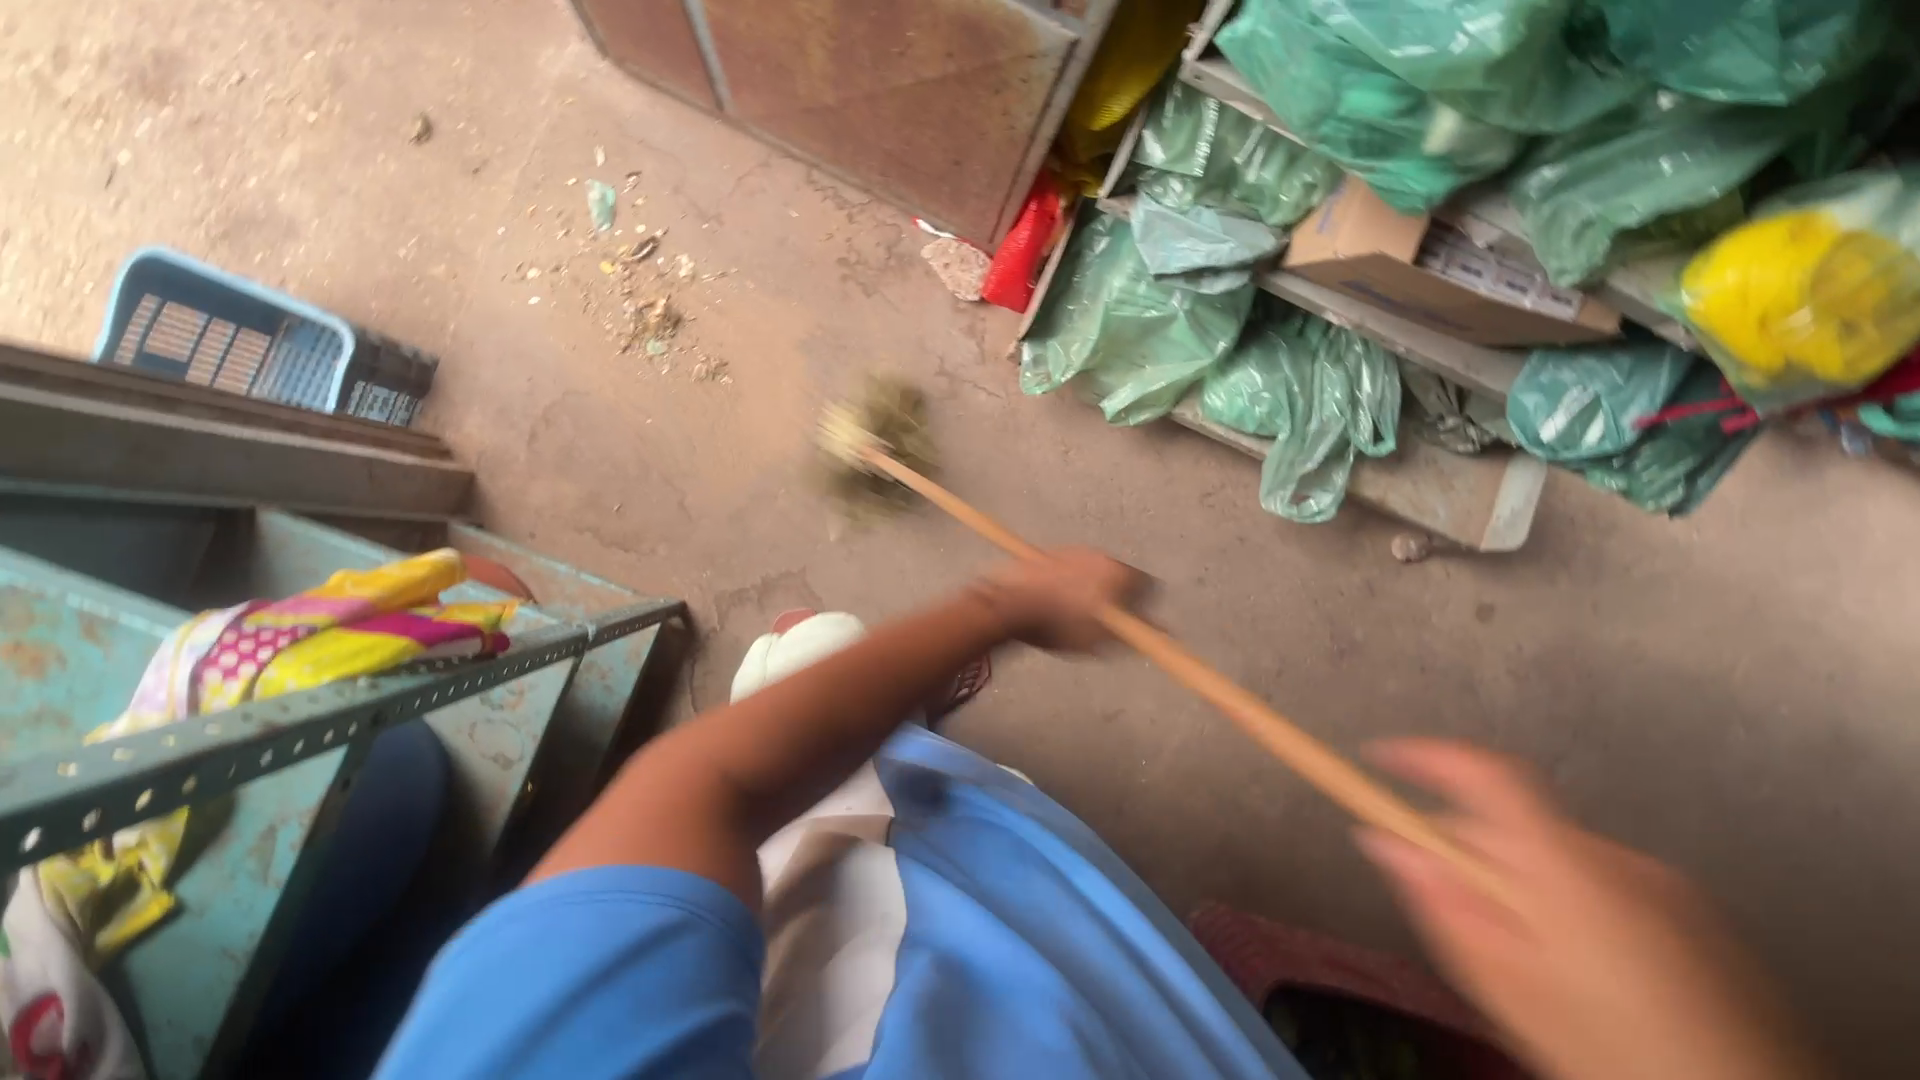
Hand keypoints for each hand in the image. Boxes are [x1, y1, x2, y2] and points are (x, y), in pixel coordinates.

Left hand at [971, 546, 1145, 651]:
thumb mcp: (1102, 638)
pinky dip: (1070, 584)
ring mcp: (1074, 552)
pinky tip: (1056, 604)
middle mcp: (1100, 555)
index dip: (1142, 607)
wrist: (1013, 605)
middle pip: (1120, 577)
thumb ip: (1137, 633)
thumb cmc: (1061, 624)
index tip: (1132, 623)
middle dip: (1116, 597)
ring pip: (1094, 573)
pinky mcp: (1052, 554)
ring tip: (1074, 616)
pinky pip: (1071, 570)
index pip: (1148, 586)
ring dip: (1091, 590)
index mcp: (1119, 571)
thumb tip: (1163, 631)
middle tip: (1102, 622)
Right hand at [1357, 738, 1826, 1079]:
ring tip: (1519, 957)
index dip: (1427, 756)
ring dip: (1515, 881)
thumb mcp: (1502, 983)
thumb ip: (1440, 902)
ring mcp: (1662, 883)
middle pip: (1512, 825)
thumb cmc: (1610, 1051)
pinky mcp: (1693, 911)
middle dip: (1464, 850)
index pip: (1487, 775)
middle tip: (1445, 906)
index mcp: (1563, 869)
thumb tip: (1384, 838)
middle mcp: (1614, 858)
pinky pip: (1598, 880)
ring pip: (1552, 855)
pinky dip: (1564, 901)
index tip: (1380, 758)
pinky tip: (1576, 967)